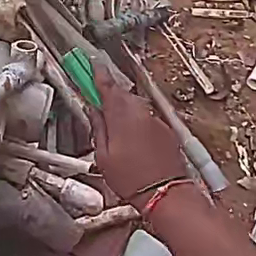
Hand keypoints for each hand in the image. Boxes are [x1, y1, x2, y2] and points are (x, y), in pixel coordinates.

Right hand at [89, 65, 186, 200]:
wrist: (166, 193)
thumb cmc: (133, 180)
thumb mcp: (103, 155)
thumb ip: (97, 128)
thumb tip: (93, 111)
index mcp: (121, 114)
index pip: (106, 84)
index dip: (96, 71)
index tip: (89, 63)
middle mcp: (140, 111)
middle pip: (120, 93)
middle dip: (107, 92)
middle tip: (94, 96)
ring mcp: (154, 119)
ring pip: (133, 105)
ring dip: (121, 107)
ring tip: (111, 125)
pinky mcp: (164, 128)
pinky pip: (145, 117)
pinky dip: (135, 120)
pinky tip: (130, 137)